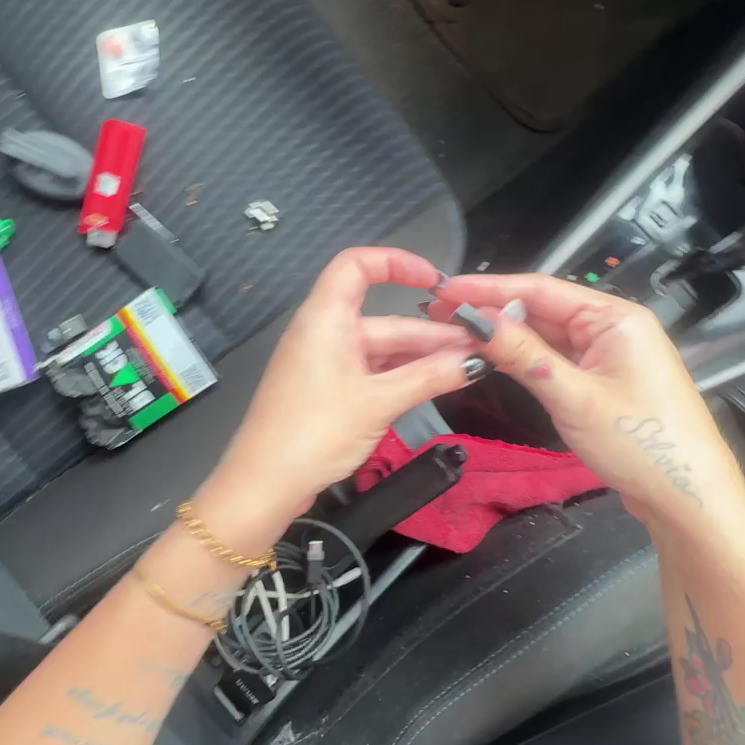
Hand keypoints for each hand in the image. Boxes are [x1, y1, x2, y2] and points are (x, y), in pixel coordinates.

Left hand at [208, 248, 473, 530]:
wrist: (265, 483)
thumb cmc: (316, 430)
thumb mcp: (379, 402)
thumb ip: (430, 377)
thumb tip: (476, 361)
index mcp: (325, 318)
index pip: (357, 265)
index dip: (397, 262)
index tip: (436, 281)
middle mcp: (323, 332)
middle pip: (382, 318)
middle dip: (429, 331)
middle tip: (479, 346)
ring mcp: (323, 363)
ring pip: (379, 348)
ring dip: (420, 357)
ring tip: (469, 367)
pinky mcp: (325, 391)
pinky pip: (369, 371)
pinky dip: (400, 376)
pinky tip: (435, 385)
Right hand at [434, 274, 744, 531]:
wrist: (687, 497)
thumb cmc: (639, 443)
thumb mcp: (572, 397)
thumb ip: (522, 355)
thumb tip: (475, 319)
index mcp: (615, 317)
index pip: (540, 290)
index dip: (487, 289)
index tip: (443, 290)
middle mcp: (613, 326)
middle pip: (542, 309)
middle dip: (491, 310)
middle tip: (439, 314)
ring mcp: (608, 353)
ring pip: (546, 334)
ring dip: (505, 334)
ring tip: (455, 332)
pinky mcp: (603, 379)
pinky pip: (556, 357)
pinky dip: (524, 357)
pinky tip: (492, 356)